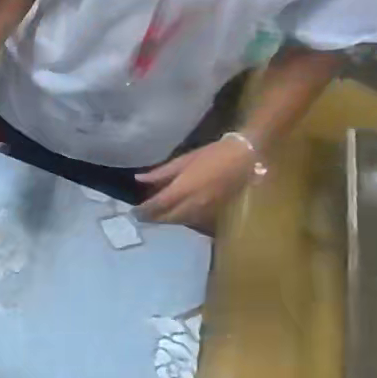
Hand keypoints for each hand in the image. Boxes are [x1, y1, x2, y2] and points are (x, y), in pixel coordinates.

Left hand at [136, 137, 258, 227]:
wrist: (244, 158)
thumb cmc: (211, 155)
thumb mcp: (182, 161)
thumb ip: (160, 173)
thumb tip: (138, 179)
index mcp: (183, 189)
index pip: (158, 205)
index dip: (144, 211)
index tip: (132, 213)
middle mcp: (194, 204)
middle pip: (169, 217)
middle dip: (153, 218)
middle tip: (140, 217)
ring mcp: (207, 210)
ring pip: (182, 221)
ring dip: (167, 220)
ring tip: (155, 216)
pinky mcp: (217, 212)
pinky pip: (194, 220)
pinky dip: (182, 219)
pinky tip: (176, 214)